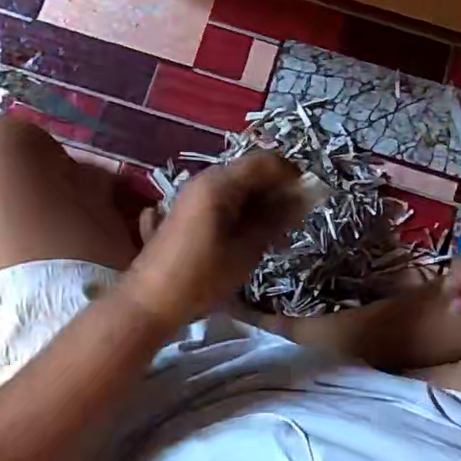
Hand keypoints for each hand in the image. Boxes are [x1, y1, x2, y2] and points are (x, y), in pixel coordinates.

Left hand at [118, 153, 309, 328]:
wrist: (151, 300)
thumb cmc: (202, 276)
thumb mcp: (247, 249)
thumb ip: (277, 217)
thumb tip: (306, 195)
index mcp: (219, 183)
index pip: (266, 161)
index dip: (291, 175)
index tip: (309, 200)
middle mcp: (205, 179)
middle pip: (252, 171)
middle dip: (277, 190)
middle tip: (295, 220)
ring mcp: (193, 193)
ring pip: (239, 186)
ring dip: (261, 203)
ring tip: (278, 234)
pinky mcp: (188, 209)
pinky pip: (223, 199)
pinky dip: (242, 210)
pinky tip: (252, 237)